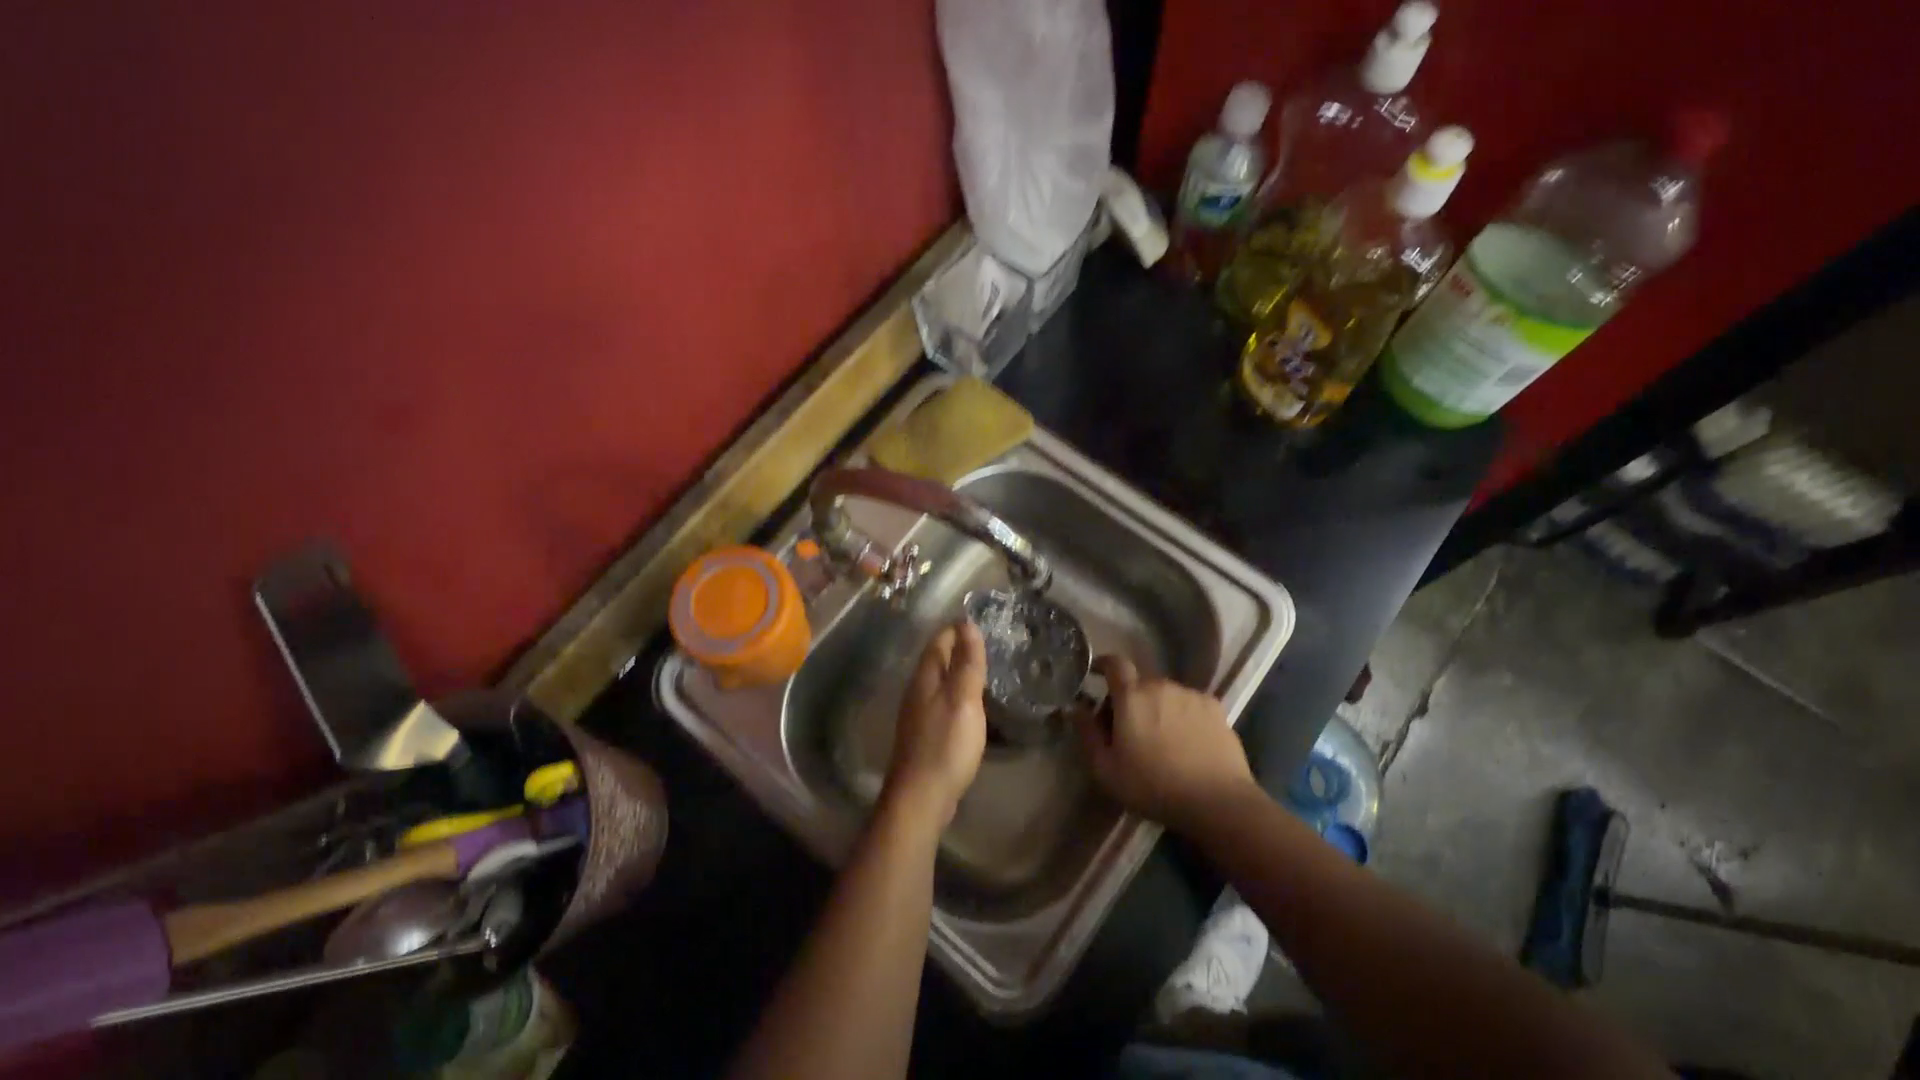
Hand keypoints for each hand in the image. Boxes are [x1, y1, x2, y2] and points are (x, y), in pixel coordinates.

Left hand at [885, 621, 987, 828]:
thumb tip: (967, 625)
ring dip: (956, 673)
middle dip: (957, 649)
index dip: (957, 629)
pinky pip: (940, 704)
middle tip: (987, 643)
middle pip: (936, 661)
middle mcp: (916, 692)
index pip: (938, 642)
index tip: (979, 620)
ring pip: (937, 683)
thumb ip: (966, 663)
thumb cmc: (945, 744)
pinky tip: (969, 707)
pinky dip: (956, 696)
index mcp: (925, 679)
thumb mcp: (963, 699)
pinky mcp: (924, 736)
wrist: (921, 796)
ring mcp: (918, 715)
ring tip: (982, 671)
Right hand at [1073, 656, 1255, 832]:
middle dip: (1130, 698)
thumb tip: (1075, 708)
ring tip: (1161, 739)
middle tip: (1128, 727)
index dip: (1104, 664)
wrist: (1216, 800)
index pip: (1115, 663)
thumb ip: (1087, 734)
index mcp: (1132, 696)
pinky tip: (1187, 743)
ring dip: (1158, 708)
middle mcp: (1162, 686)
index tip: (1097, 674)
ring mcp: (1192, 695)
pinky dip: (1182, 716)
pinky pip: (1190, 705)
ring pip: (1166, 694)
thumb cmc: (1153, 786)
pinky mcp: (1216, 709)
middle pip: (1140, 683)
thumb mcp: (1106, 770)